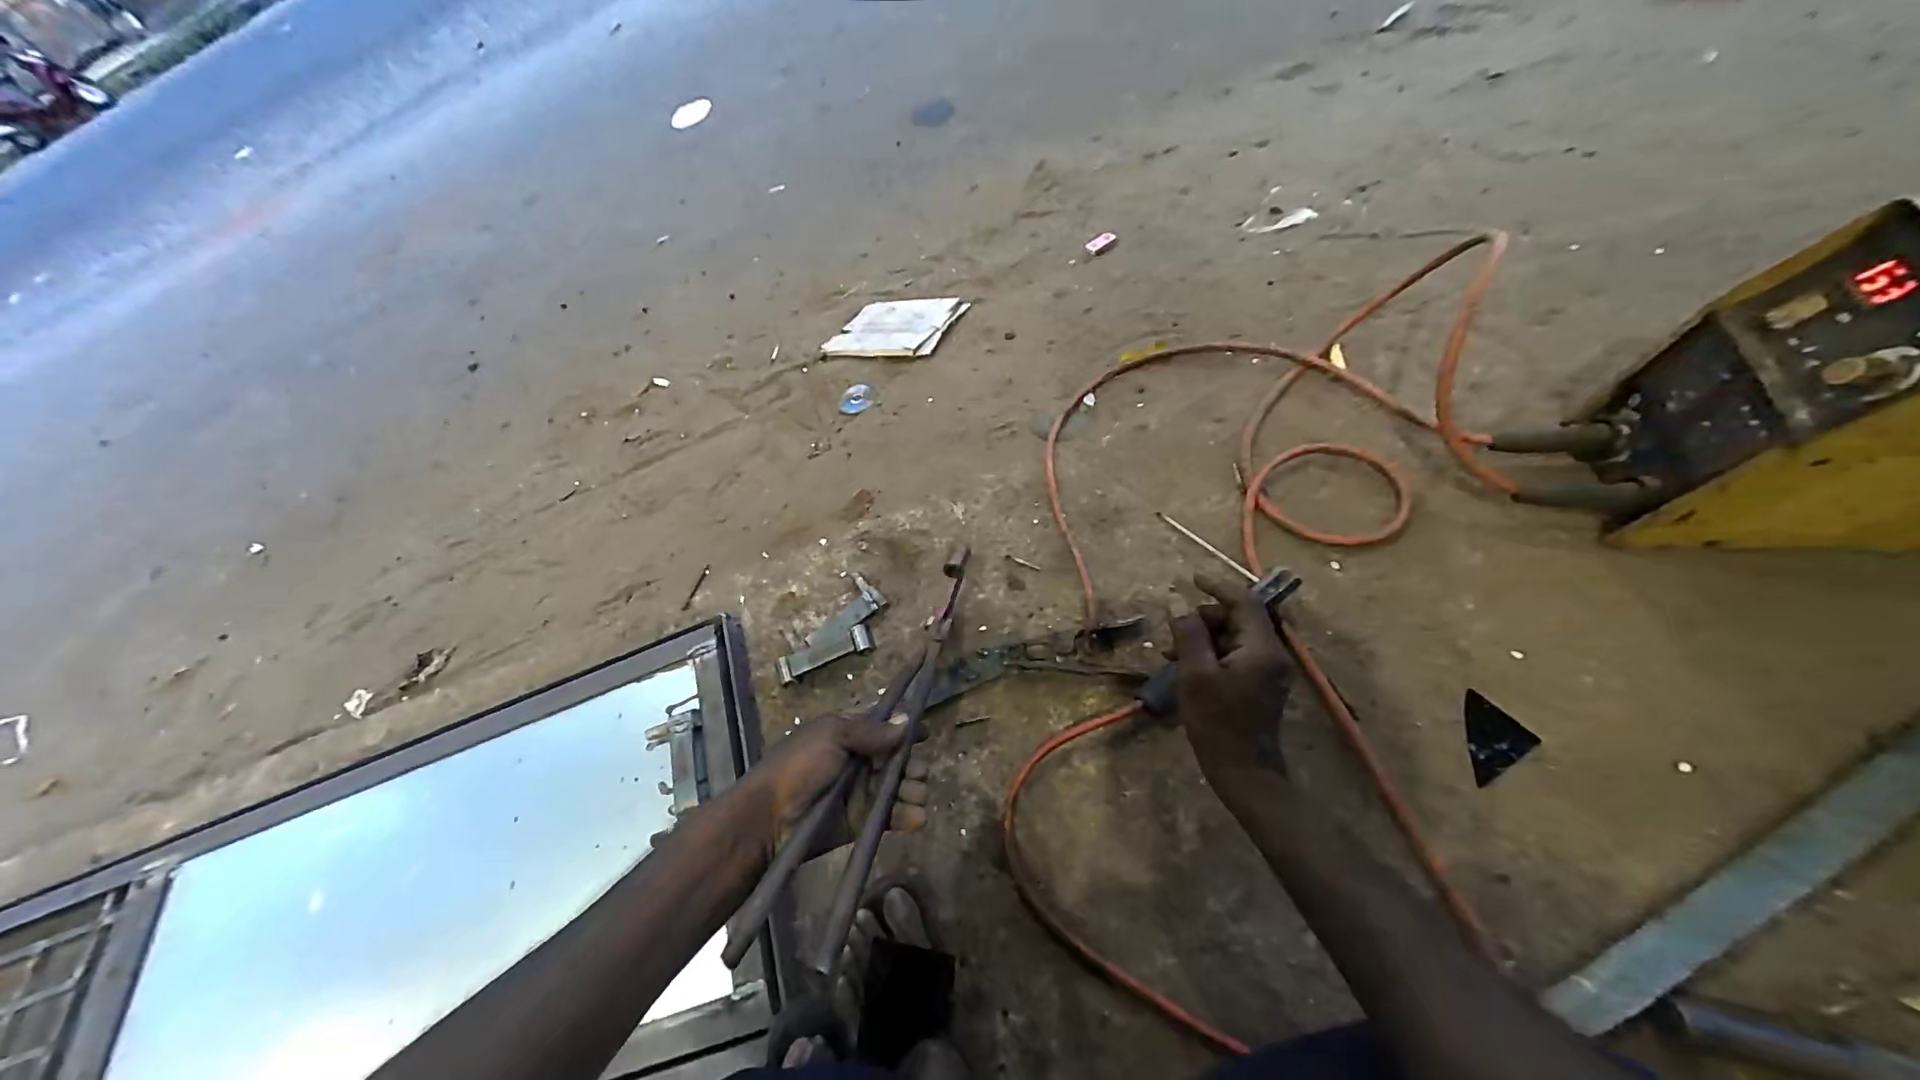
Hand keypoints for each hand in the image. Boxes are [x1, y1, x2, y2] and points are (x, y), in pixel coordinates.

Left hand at [751, 711, 930, 859]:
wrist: (769, 818)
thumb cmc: (800, 766)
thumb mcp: (833, 736)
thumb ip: (872, 731)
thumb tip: (908, 720)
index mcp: (850, 734)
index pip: (886, 728)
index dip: (906, 729)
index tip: (925, 734)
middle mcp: (860, 761)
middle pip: (900, 759)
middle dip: (913, 765)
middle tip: (916, 773)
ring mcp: (863, 792)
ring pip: (901, 787)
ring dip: (914, 790)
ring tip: (915, 795)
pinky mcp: (864, 821)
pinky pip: (893, 816)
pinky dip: (908, 816)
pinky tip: (916, 818)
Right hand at [1169, 574, 1295, 781]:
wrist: (1243, 772)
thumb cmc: (1217, 723)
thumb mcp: (1195, 674)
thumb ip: (1188, 633)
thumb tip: (1176, 599)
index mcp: (1262, 648)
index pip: (1245, 602)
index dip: (1217, 586)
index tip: (1191, 578)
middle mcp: (1272, 654)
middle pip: (1238, 618)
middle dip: (1204, 618)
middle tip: (1173, 632)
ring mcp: (1268, 670)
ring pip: (1233, 636)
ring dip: (1203, 637)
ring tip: (1171, 652)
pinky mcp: (1259, 684)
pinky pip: (1235, 654)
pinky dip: (1210, 653)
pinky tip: (1184, 666)